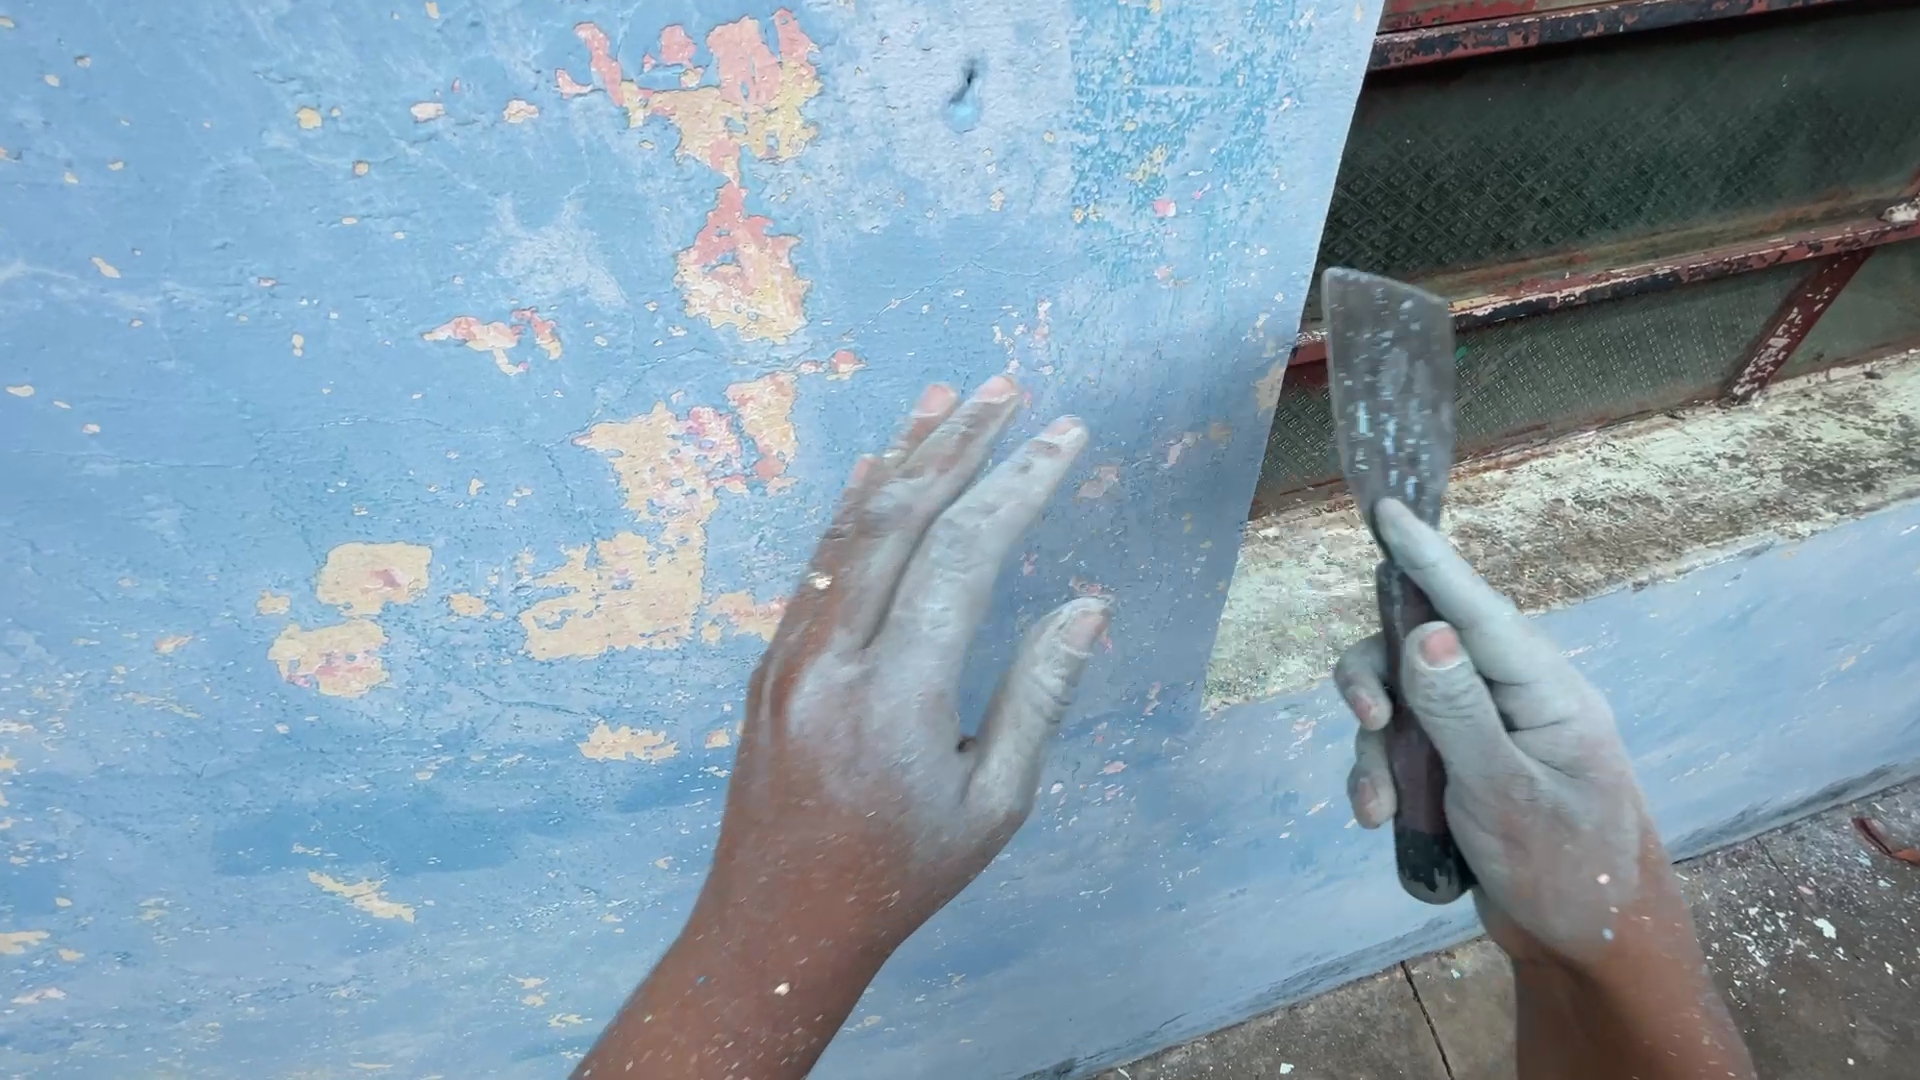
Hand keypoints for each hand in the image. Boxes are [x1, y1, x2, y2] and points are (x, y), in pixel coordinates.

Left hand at [705, 373, 1110, 946]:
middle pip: (903, 515)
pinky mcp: (772, 654)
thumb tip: (1089, 605)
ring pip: (854, 525)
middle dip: (962, 440)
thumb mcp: (995, 804)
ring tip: (950, 396)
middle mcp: (835, 654)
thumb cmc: (902, 873)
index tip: (1066, 435)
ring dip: (906, 454)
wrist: (776, 922)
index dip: (1020, 482)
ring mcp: (792, 649)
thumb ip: (1040, 694)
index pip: (968, 553)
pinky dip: (855, 503)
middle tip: (1009, 387)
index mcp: (901, 694)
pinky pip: (819, 560)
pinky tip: (880, 463)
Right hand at [1334, 499, 1648, 965]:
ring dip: (1372, 750)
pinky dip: (1375, 776)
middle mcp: (1500, 694)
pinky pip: (1390, 744)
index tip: (1390, 509)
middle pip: (1410, 650)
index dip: (1428, 557)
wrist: (1579, 942)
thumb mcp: (1508, 792)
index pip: (1475, 610)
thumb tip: (1425, 631)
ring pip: (1390, 700)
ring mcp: (1469, 726)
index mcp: (1541, 689)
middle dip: (1375, 683)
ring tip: (1374, 805)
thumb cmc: (1566, 866)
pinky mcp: (1444, 757)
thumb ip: (1462, 710)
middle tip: (1369, 721)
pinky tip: (1379, 817)